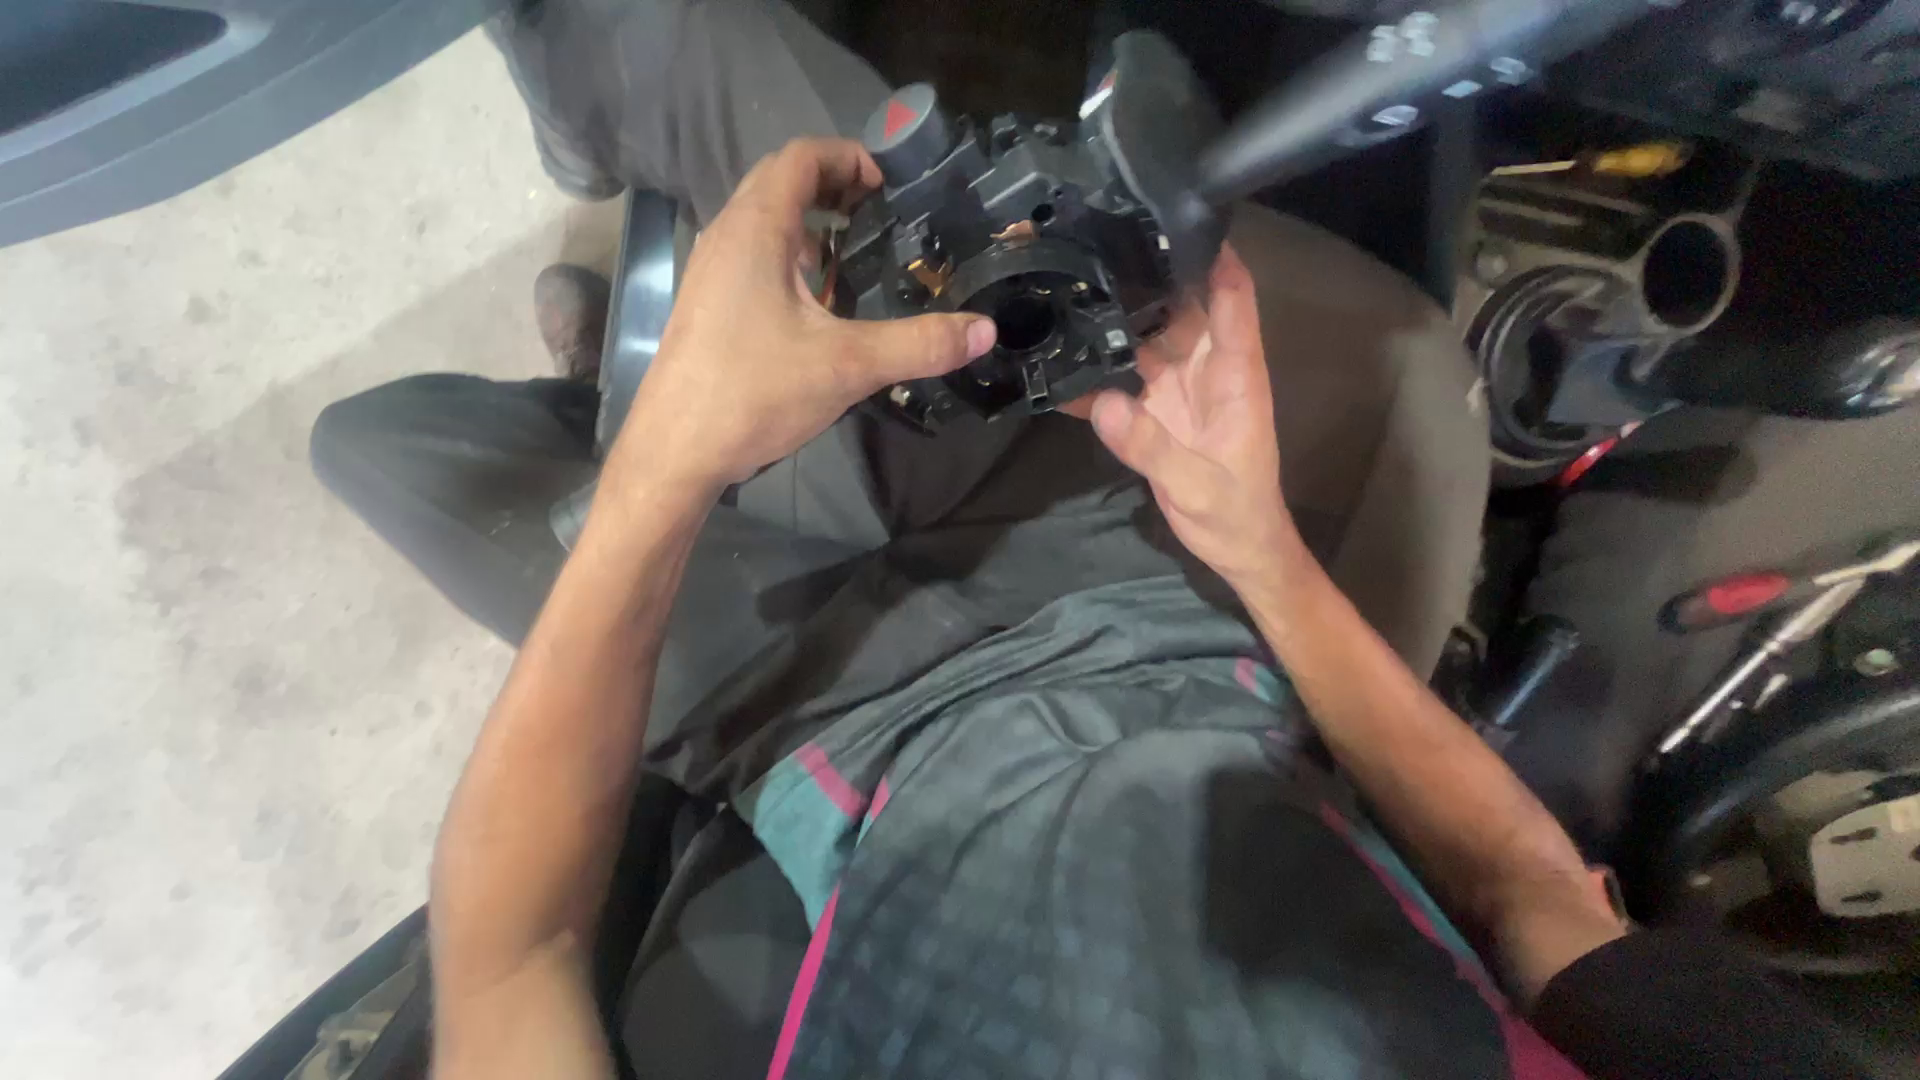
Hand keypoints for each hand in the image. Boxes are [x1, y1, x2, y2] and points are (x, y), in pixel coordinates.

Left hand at [606, 138, 996, 491]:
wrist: (676, 450)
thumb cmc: (755, 392)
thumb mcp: (848, 365)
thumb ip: (919, 345)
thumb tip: (984, 330)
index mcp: (756, 229)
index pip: (800, 157)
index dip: (847, 157)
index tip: (889, 185)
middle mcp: (727, 237)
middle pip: (780, 184)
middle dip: (833, 189)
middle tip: (881, 215)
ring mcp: (712, 274)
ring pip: (764, 226)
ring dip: (810, 228)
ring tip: (856, 260)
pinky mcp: (709, 308)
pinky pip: (754, 262)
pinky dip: (790, 263)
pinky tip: (818, 309)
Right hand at [1089, 245, 1299, 586]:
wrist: (1237, 548)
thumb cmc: (1236, 514)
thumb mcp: (1198, 485)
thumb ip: (1152, 447)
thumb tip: (1105, 404)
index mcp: (1235, 374)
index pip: (1232, 299)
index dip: (1213, 256)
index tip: (1176, 217)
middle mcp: (1206, 370)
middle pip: (1179, 307)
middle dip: (1147, 275)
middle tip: (1095, 244)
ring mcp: (1177, 389)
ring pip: (1145, 338)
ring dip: (1114, 318)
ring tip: (1065, 288)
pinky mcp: (1154, 412)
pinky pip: (1121, 383)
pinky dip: (1094, 374)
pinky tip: (1057, 364)